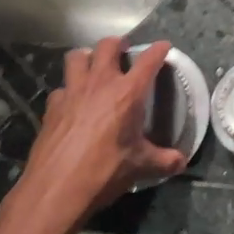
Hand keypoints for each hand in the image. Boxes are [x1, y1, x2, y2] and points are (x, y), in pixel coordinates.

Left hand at [11, 37, 187, 233]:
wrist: (56, 189)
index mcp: (127, 93)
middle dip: (117, 44)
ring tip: (93, 67)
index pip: (148, 61)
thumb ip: (163, 161)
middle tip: (123, 51)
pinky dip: (68, 90)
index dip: (158, 50)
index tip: (163, 46)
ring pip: (77, 57)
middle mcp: (100, 83)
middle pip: (107, 46)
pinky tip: (71, 103)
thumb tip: (181, 162)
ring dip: (87, 57)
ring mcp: (73, 91)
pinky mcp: (52, 106)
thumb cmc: (104, 172)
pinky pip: (61, 87)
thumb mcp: (140, 167)